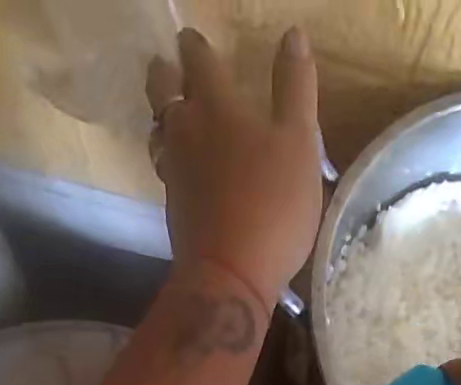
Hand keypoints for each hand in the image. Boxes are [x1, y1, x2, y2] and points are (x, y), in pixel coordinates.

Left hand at [146, 28, 322, 302]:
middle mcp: (184, 129)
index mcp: (215, 105)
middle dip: (167, 73)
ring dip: (166, 116)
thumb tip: (293, 35)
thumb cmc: (273, 206)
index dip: (199, 48)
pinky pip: (167, 167)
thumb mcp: (300, 145)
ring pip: (159, 129)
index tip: (198, 43)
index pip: (199, 59)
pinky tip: (186, 168)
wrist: (231, 274)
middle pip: (163, 88)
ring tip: (177, 116)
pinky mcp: (173, 205)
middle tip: (173, 69)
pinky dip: (173, 158)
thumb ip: (296, 89)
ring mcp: (172, 169)